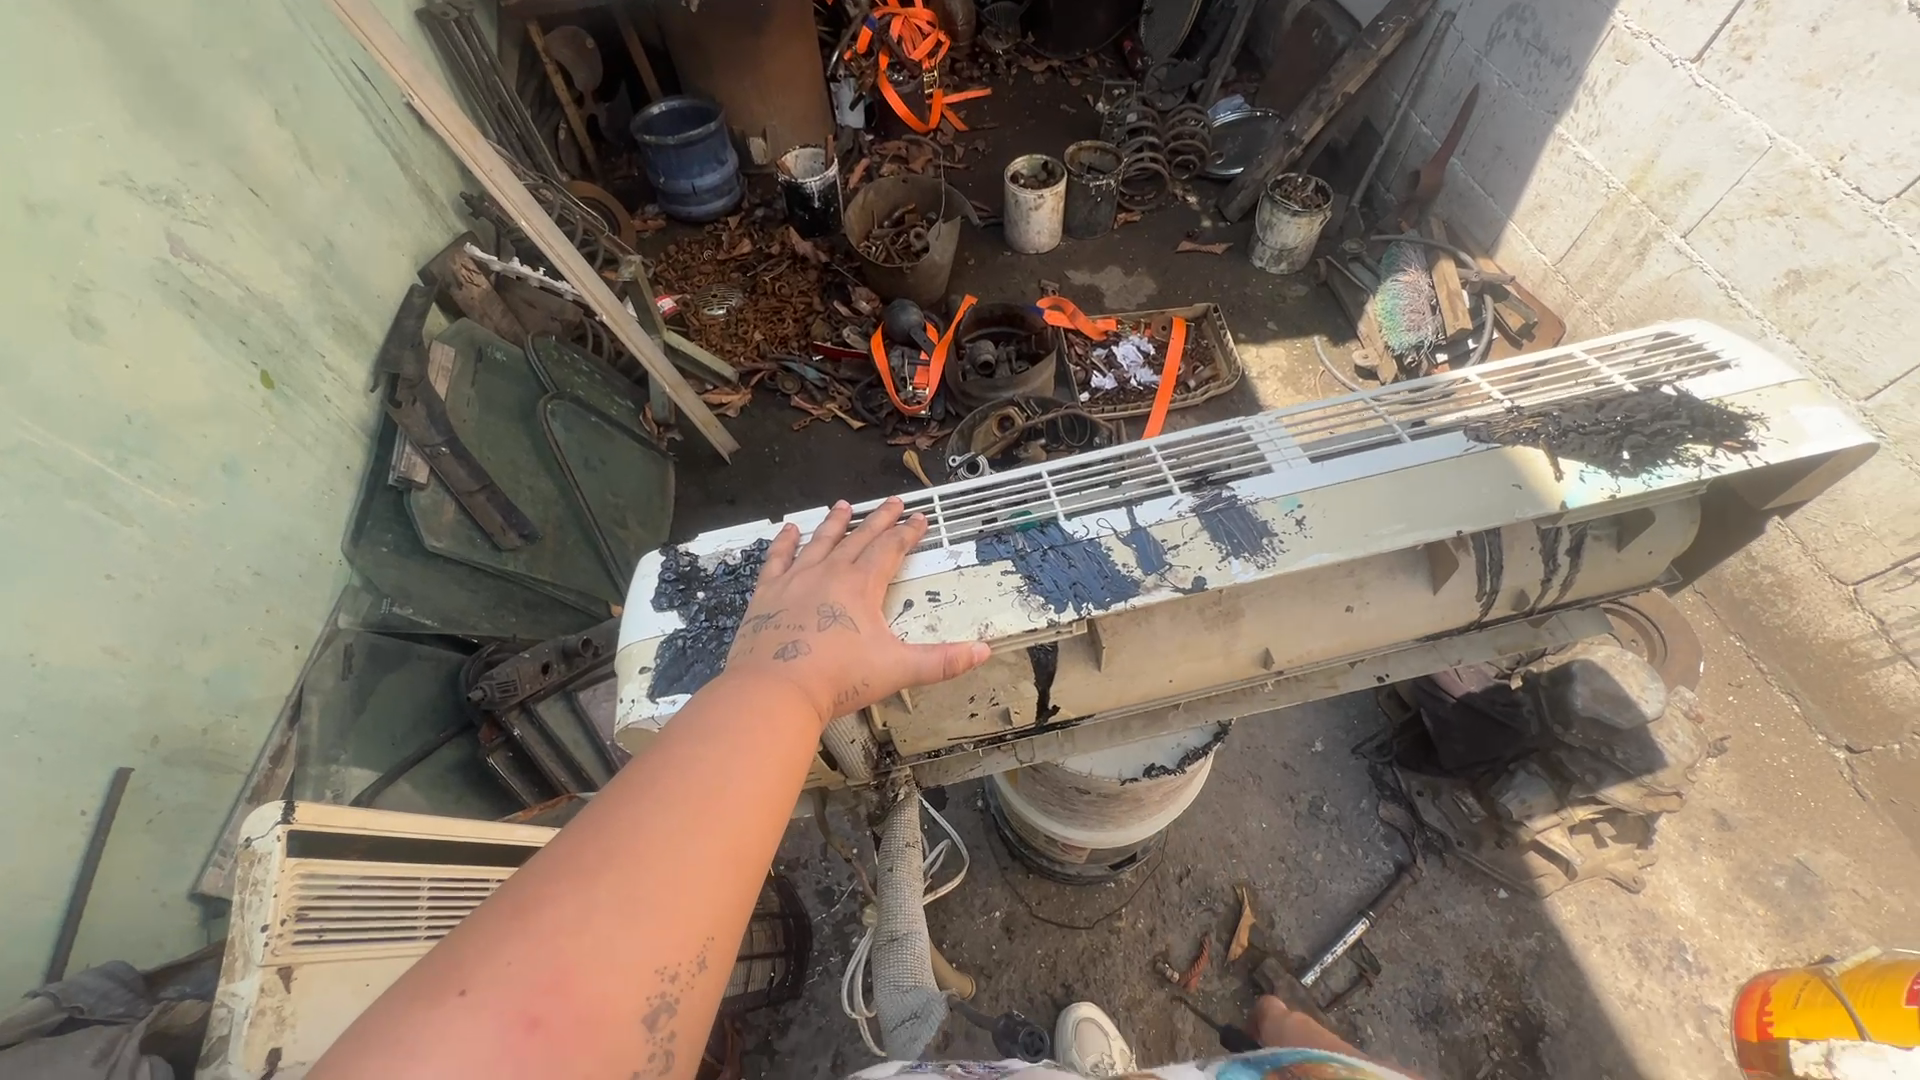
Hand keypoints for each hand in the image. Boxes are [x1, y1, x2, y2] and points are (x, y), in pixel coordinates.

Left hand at [725, 497, 989, 727]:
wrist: (776, 691)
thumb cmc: (838, 679)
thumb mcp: (898, 670)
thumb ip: (942, 661)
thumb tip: (983, 651)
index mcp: (861, 586)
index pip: (890, 549)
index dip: (907, 533)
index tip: (919, 518)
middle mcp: (829, 573)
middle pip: (859, 538)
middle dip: (880, 520)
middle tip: (893, 503)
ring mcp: (795, 580)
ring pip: (819, 542)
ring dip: (835, 523)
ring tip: (844, 505)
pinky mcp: (767, 594)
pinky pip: (777, 559)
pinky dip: (784, 543)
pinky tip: (788, 530)